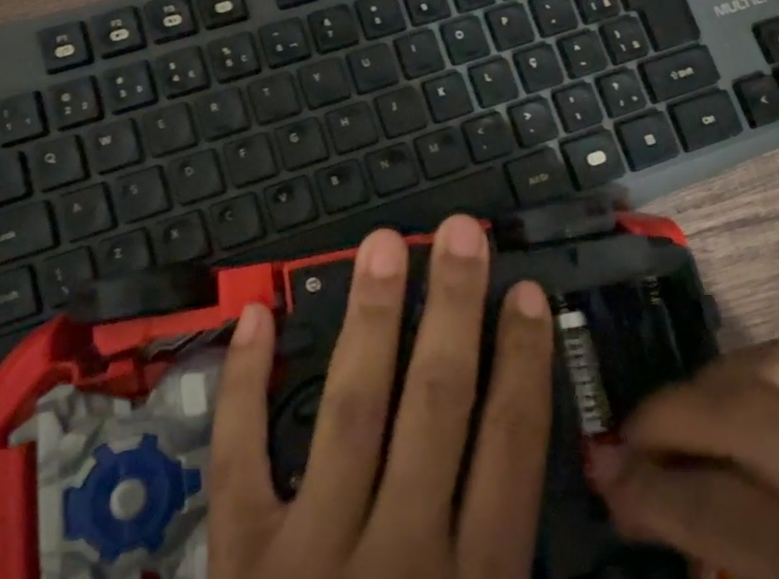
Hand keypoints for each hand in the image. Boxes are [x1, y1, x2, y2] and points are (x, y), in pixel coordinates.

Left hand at [208, 214, 555, 578]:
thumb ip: (512, 565)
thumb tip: (540, 479)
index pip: (509, 446)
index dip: (524, 361)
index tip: (528, 294)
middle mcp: (399, 551)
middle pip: (436, 406)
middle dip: (453, 310)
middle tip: (458, 233)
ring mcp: (310, 550)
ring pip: (350, 412)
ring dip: (370, 322)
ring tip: (382, 247)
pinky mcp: (239, 556)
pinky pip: (238, 457)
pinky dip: (243, 386)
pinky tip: (256, 319)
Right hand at [590, 340, 778, 578]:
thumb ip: (726, 570)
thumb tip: (641, 503)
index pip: (732, 510)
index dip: (649, 495)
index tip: (606, 489)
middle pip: (753, 415)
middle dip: (664, 422)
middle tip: (626, 448)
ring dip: (708, 385)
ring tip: (676, 424)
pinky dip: (756, 381)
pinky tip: (733, 417)